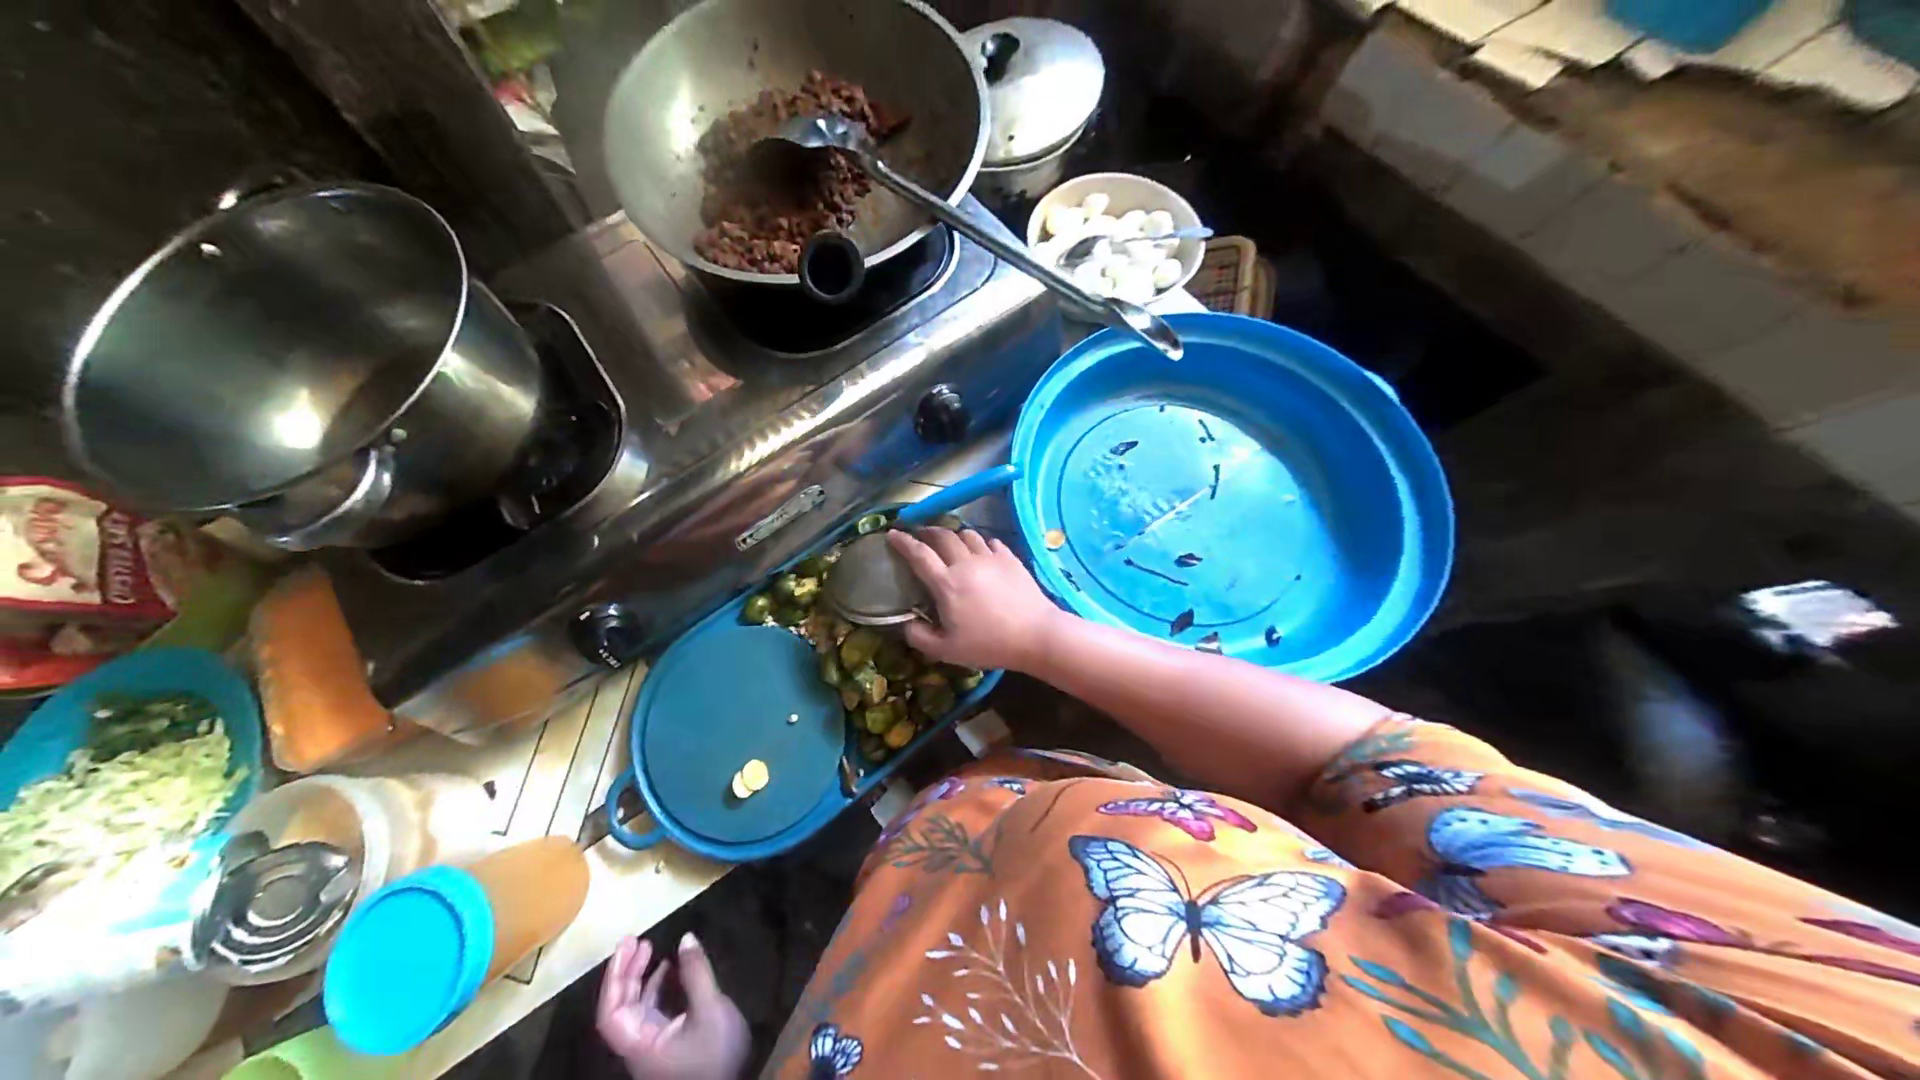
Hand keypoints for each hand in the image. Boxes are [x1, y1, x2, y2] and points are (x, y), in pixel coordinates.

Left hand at [596, 934, 748, 1079]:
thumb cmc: (714, 1057)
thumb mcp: (710, 1010)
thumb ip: (696, 973)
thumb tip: (686, 938)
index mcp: (639, 1043)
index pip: (611, 1012)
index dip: (615, 976)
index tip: (628, 944)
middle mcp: (638, 1044)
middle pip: (620, 1007)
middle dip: (626, 972)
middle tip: (638, 939)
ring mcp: (652, 1044)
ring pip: (635, 1007)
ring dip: (639, 977)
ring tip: (651, 947)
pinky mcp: (667, 1042)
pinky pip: (652, 1010)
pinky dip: (656, 987)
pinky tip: (669, 969)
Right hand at [886, 528, 1063, 673]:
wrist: (1035, 635)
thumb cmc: (989, 645)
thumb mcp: (947, 651)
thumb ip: (920, 637)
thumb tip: (906, 623)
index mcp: (946, 583)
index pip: (918, 554)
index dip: (902, 542)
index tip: (891, 533)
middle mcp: (965, 563)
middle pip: (942, 536)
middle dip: (926, 531)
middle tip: (919, 534)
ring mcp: (990, 558)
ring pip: (967, 534)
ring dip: (953, 534)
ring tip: (949, 541)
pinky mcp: (1010, 558)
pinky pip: (991, 542)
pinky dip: (980, 543)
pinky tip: (981, 550)